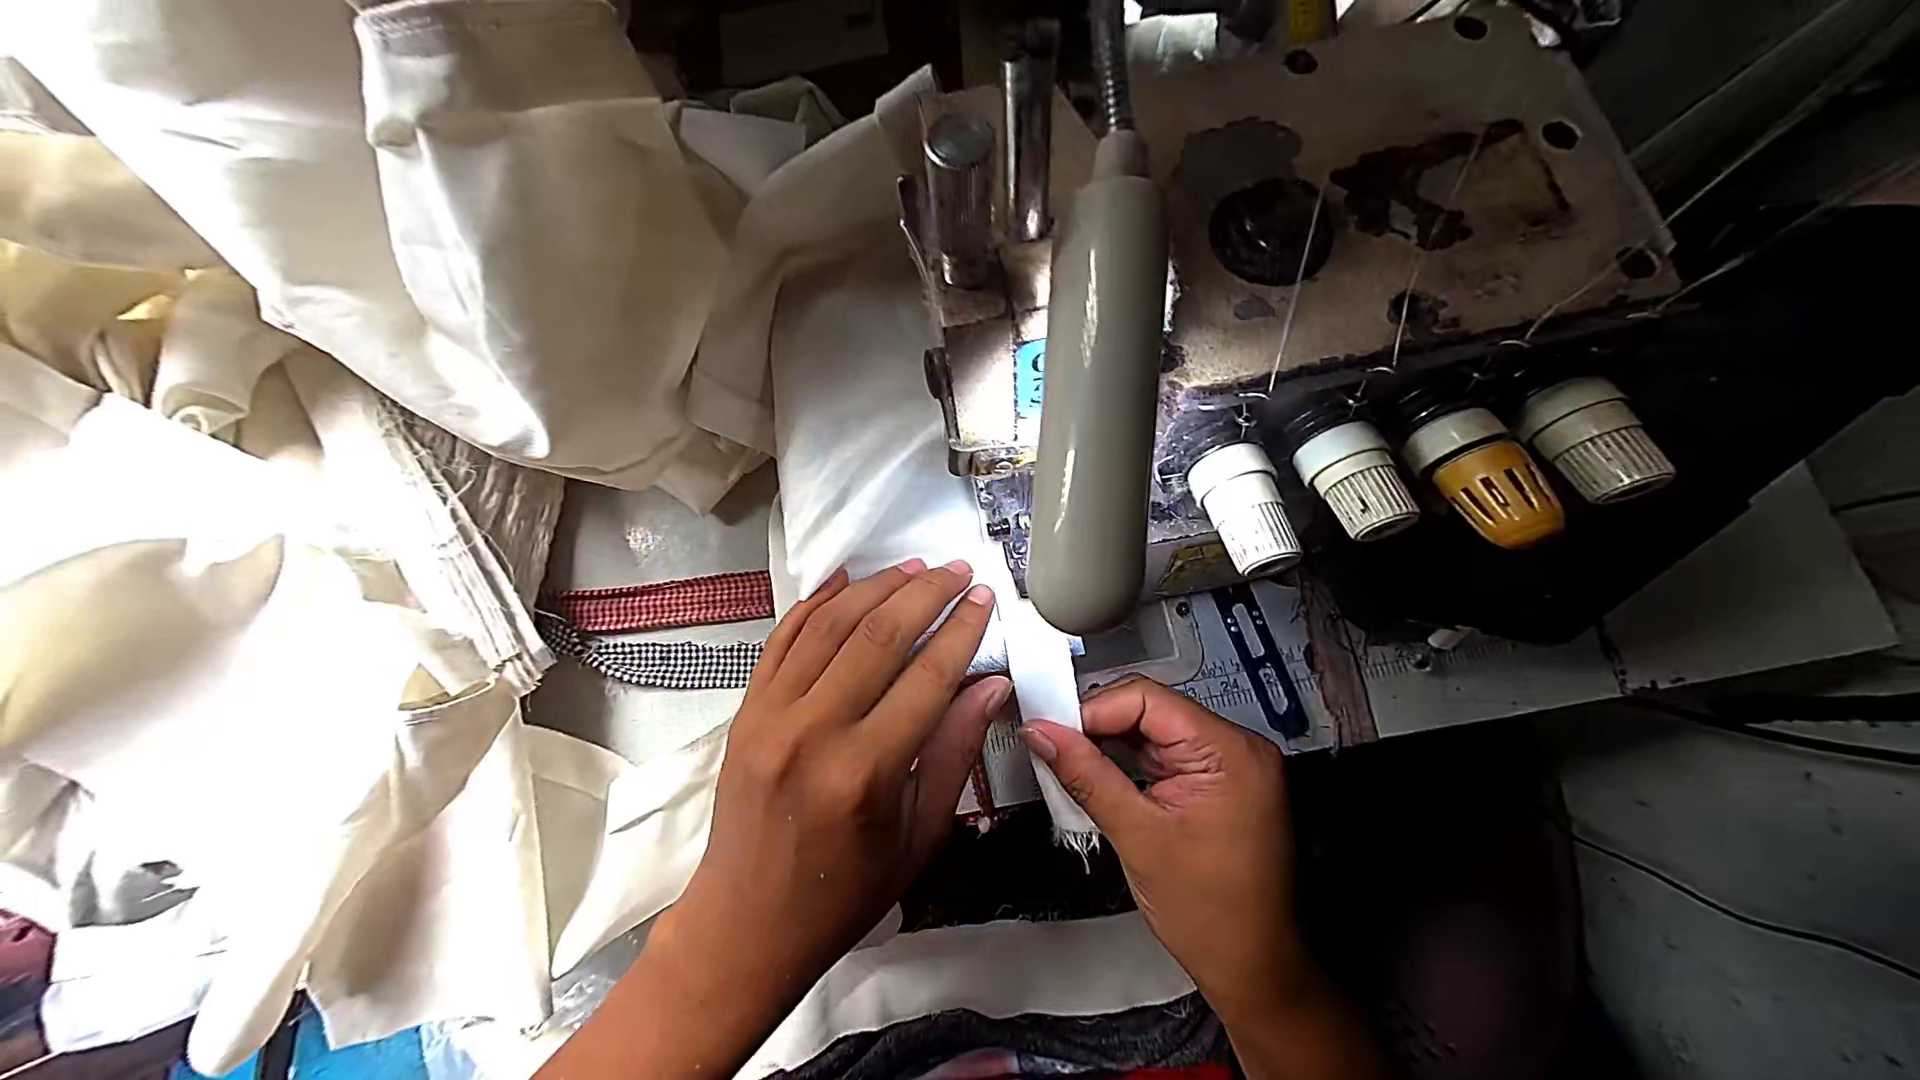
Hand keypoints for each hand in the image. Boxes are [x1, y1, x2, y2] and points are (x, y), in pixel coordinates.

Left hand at [541, 560, 1010, 1079]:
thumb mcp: (918, 837)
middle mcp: (813, 731)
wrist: (744, 925)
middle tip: (957, 571)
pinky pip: (782, 639)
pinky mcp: (745, 710)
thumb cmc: (843, 893)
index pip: (927, 677)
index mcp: (865, 772)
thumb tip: (991, 686)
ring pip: (829, 625)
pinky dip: (814, 602)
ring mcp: (770, 715)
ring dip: (875, 587)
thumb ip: (954, 752)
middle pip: (879, 636)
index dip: (962, 630)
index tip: (984, 599)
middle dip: (926, 594)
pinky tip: (844, 577)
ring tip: (912, 568)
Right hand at [1019, 679, 1391, 1079]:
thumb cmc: (1212, 914)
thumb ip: (1086, 774)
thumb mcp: (1138, 836)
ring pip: (1150, 731)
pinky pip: (1161, 754)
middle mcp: (1235, 747)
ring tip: (1072, 765)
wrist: (1253, 970)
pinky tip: (1099, 777)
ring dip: (1108, 745)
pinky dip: (1126, 763)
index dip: (1093, 709)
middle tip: (1054, 746)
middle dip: (1097, 727)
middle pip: (1149, 709)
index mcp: (1229, 752)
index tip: (1053, 730)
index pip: (1147, 699)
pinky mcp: (1215, 781)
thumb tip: (1042, 733)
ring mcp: (1227, 764)